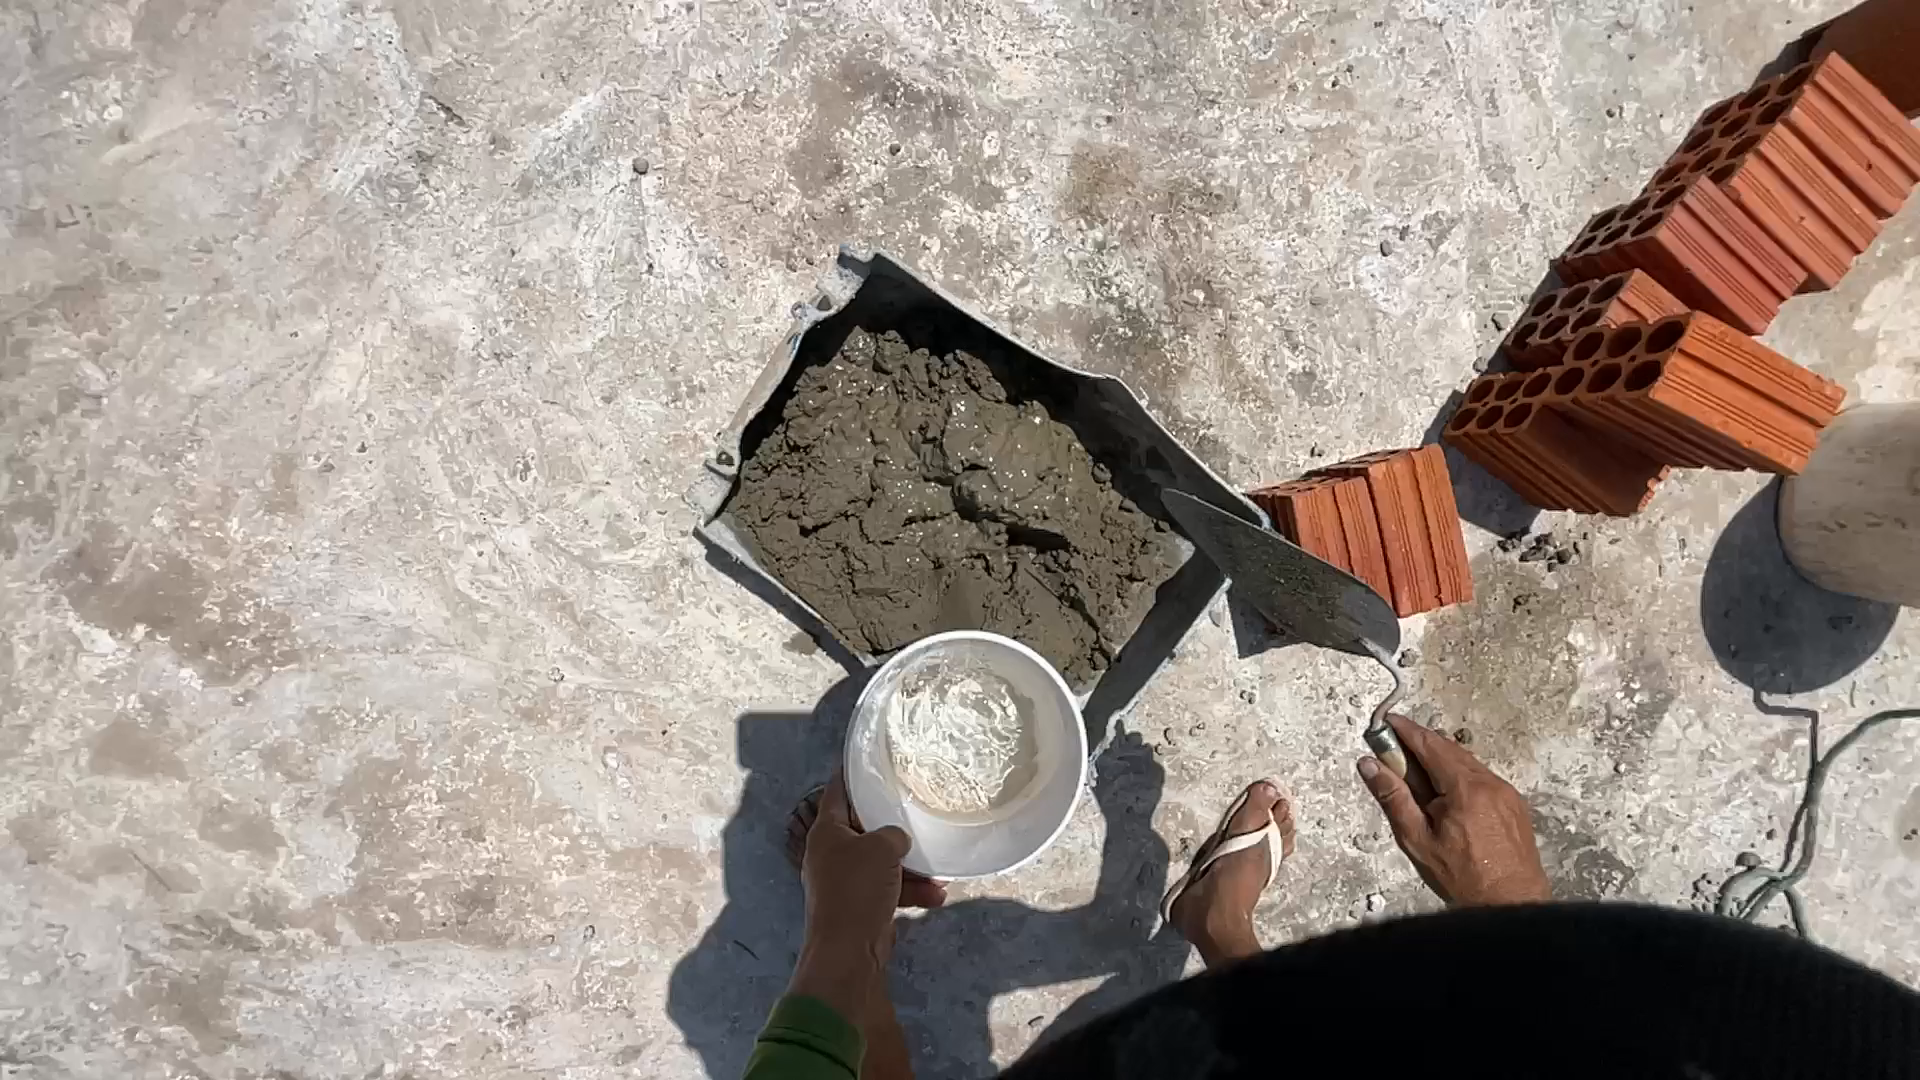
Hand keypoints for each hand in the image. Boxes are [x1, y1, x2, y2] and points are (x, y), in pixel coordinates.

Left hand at [789, 773, 939, 1017]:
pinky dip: (908, 890)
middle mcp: (830, 854)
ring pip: (879, 862)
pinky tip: (936, 895)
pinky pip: (887, 888)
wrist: (849, 952)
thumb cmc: (858, 887)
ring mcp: (843, 883)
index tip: (864, 760)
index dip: (851, 774)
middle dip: (890, 825)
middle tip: (912, 808)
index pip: (838, 792)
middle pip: (862, 828)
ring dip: (908, 865)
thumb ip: (893, 834)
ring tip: (938, 869)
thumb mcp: (882, 847)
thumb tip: (896, 841)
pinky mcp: (858, 907)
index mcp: (826, 832)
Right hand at [1357, 715, 1551, 906]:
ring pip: (1465, 762)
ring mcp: (1507, 794)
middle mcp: (1491, 783)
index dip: (1404, 729)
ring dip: (1437, 759)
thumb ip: (1392, 797)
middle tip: (1390, 751)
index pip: (1430, 744)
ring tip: (1412, 775)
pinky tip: (1441, 792)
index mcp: (1467, 788)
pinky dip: (1455, 773)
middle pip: (1448, 749)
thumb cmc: (1462, 877)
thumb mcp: (1416, 838)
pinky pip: (1479, 777)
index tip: (1384, 721)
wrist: (1514, 909)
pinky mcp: (1514, 806)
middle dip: (1418, 744)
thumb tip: (1368, 764)